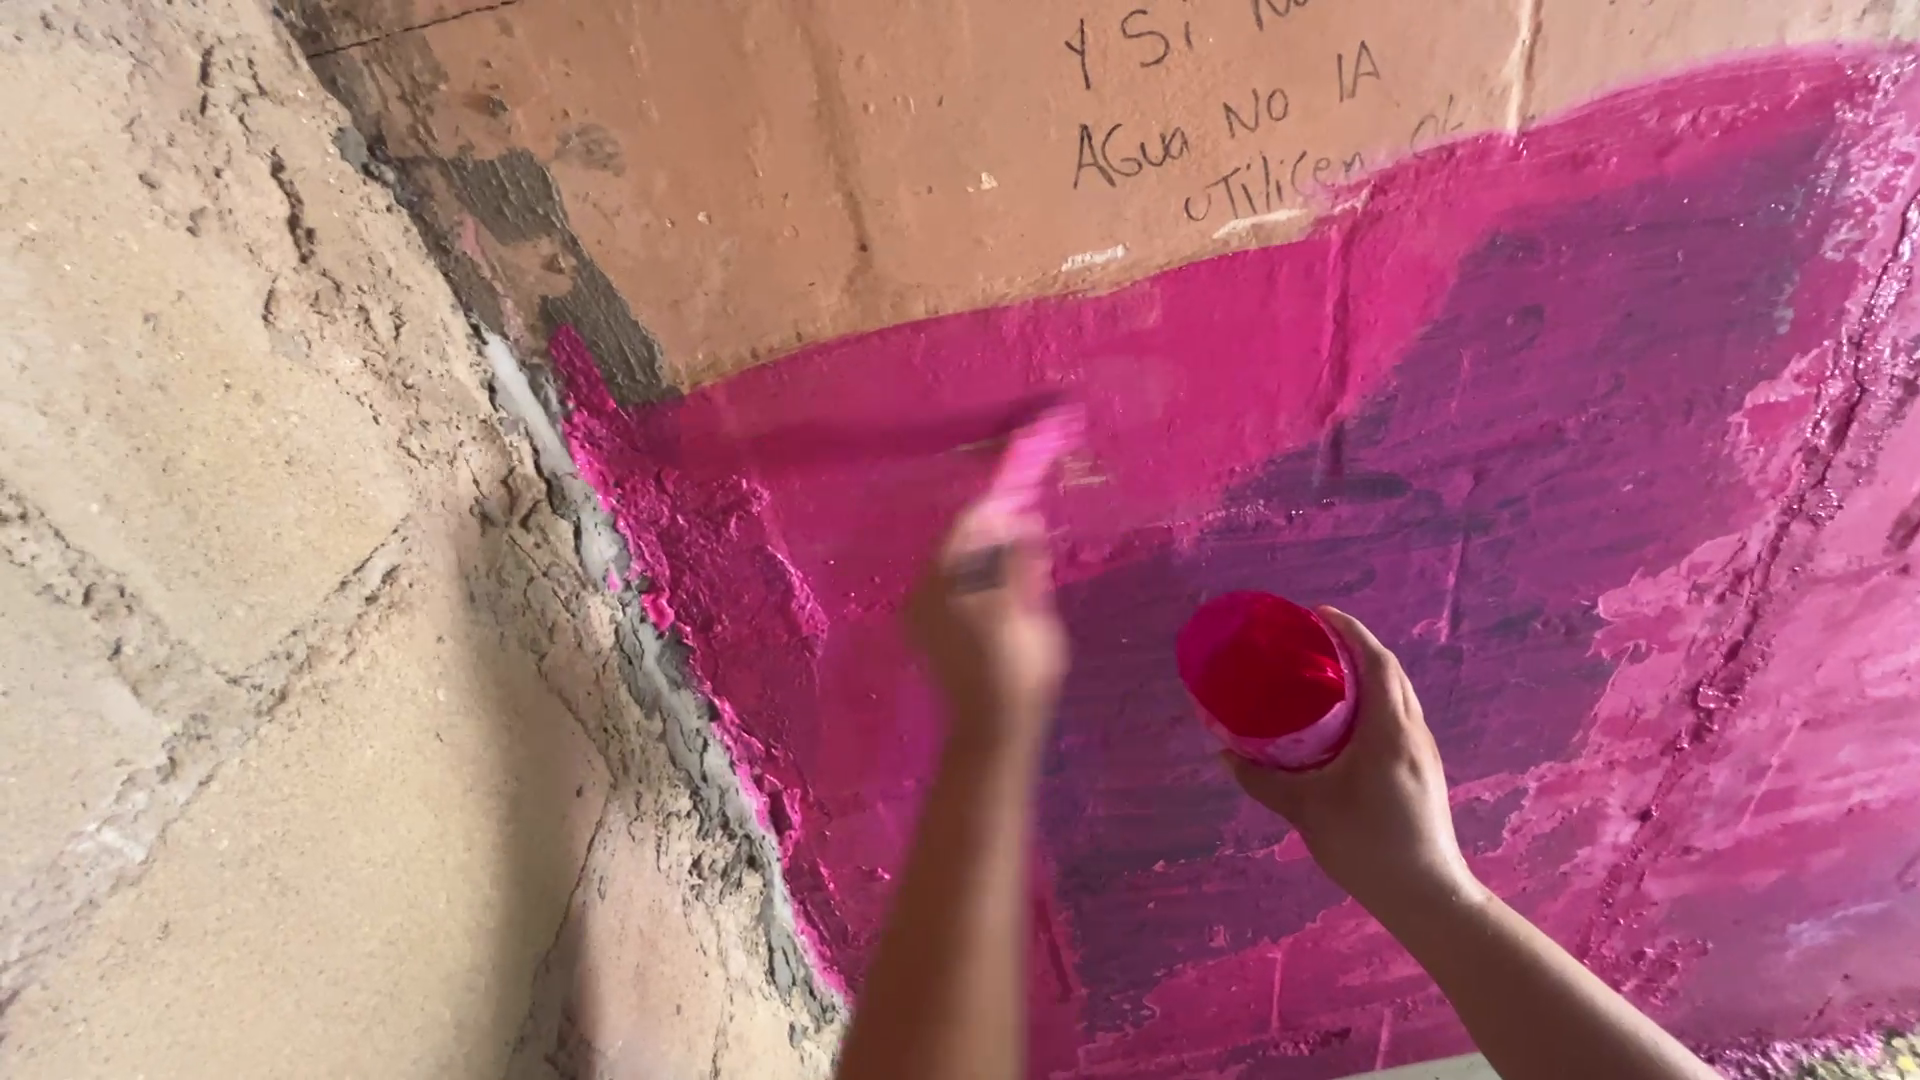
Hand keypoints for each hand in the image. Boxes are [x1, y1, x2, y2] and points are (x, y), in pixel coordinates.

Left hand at [906, 509, 1066, 750]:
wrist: (990, 727)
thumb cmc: (1023, 671)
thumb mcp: (1033, 612)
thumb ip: (1022, 562)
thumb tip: (1023, 520)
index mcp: (956, 581)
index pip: (970, 524)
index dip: (996, 508)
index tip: (1020, 500)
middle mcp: (927, 588)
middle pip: (956, 541)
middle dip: (987, 533)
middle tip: (1021, 535)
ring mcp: (917, 607)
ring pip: (948, 562)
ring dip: (975, 556)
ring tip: (1010, 566)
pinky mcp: (916, 623)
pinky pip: (941, 584)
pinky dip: (964, 578)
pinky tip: (988, 590)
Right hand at [1222, 606, 1483, 918]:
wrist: (1427, 896)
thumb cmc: (1366, 846)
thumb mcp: (1304, 811)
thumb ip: (1261, 779)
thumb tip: (1223, 754)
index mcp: (1387, 733)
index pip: (1376, 663)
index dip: (1350, 632)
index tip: (1318, 614)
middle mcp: (1412, 733)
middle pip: (1390, 671)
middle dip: (1356, 645)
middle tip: (1314, 637)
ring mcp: (1423, 751)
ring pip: (1398, 692)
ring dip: (1368, 669)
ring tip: (1326, 667)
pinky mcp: (1423, 768)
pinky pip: (1398, 712)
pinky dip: (1373, 695)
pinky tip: (1346, 713)